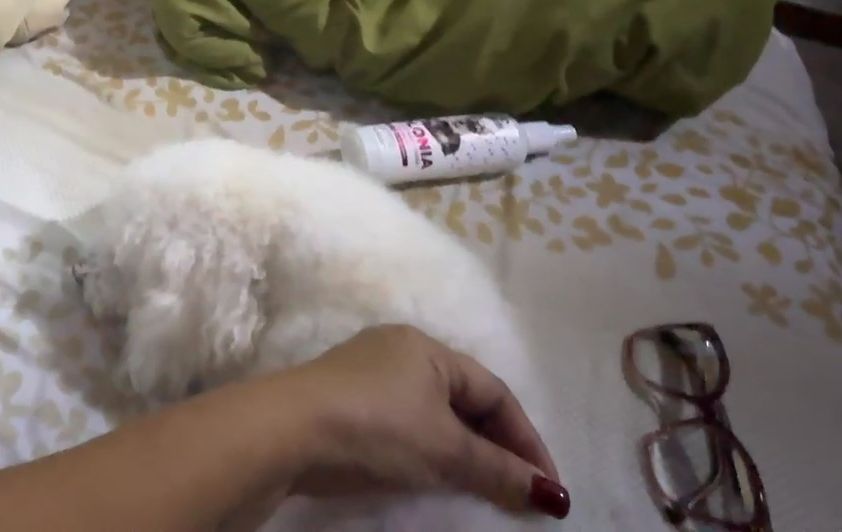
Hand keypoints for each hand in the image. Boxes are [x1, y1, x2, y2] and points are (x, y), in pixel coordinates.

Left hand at [274, 325, 569, 518]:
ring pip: (434, 415)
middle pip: (463, 400)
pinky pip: (406, 425)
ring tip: (486, 493)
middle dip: (496, 447)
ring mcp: (369, 375)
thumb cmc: (377, 425)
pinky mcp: (348, 403)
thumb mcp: (445, 448)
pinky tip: (437, 480)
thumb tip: (550, 493)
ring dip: (464, 453)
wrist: (291, 429)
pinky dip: (431, 452)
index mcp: (425, 347)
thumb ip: (499, 469)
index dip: (526, 439)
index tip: (548, 490)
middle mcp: (398, 352)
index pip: (493, 390)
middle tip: (521, 494)